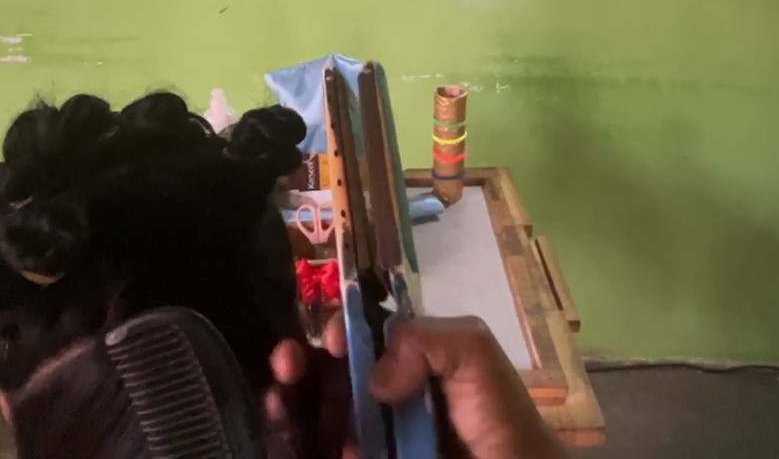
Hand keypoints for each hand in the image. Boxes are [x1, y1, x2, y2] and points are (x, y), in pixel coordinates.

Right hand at [267, 315, 564, 458]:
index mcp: (402, 360)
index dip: (335, 332)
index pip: (354, 337)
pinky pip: (325, 452)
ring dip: (289, 406)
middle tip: (286, 367)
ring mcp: (369, 440)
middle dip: (297, 364)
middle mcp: (379, 396)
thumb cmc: (497, 414)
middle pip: (323, 374)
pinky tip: (299, 441)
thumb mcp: (472, 350)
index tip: (330, 341)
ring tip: (280, 405)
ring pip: (313, 417)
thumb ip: (426, 338)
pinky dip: (302, 444)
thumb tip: (374, 379)